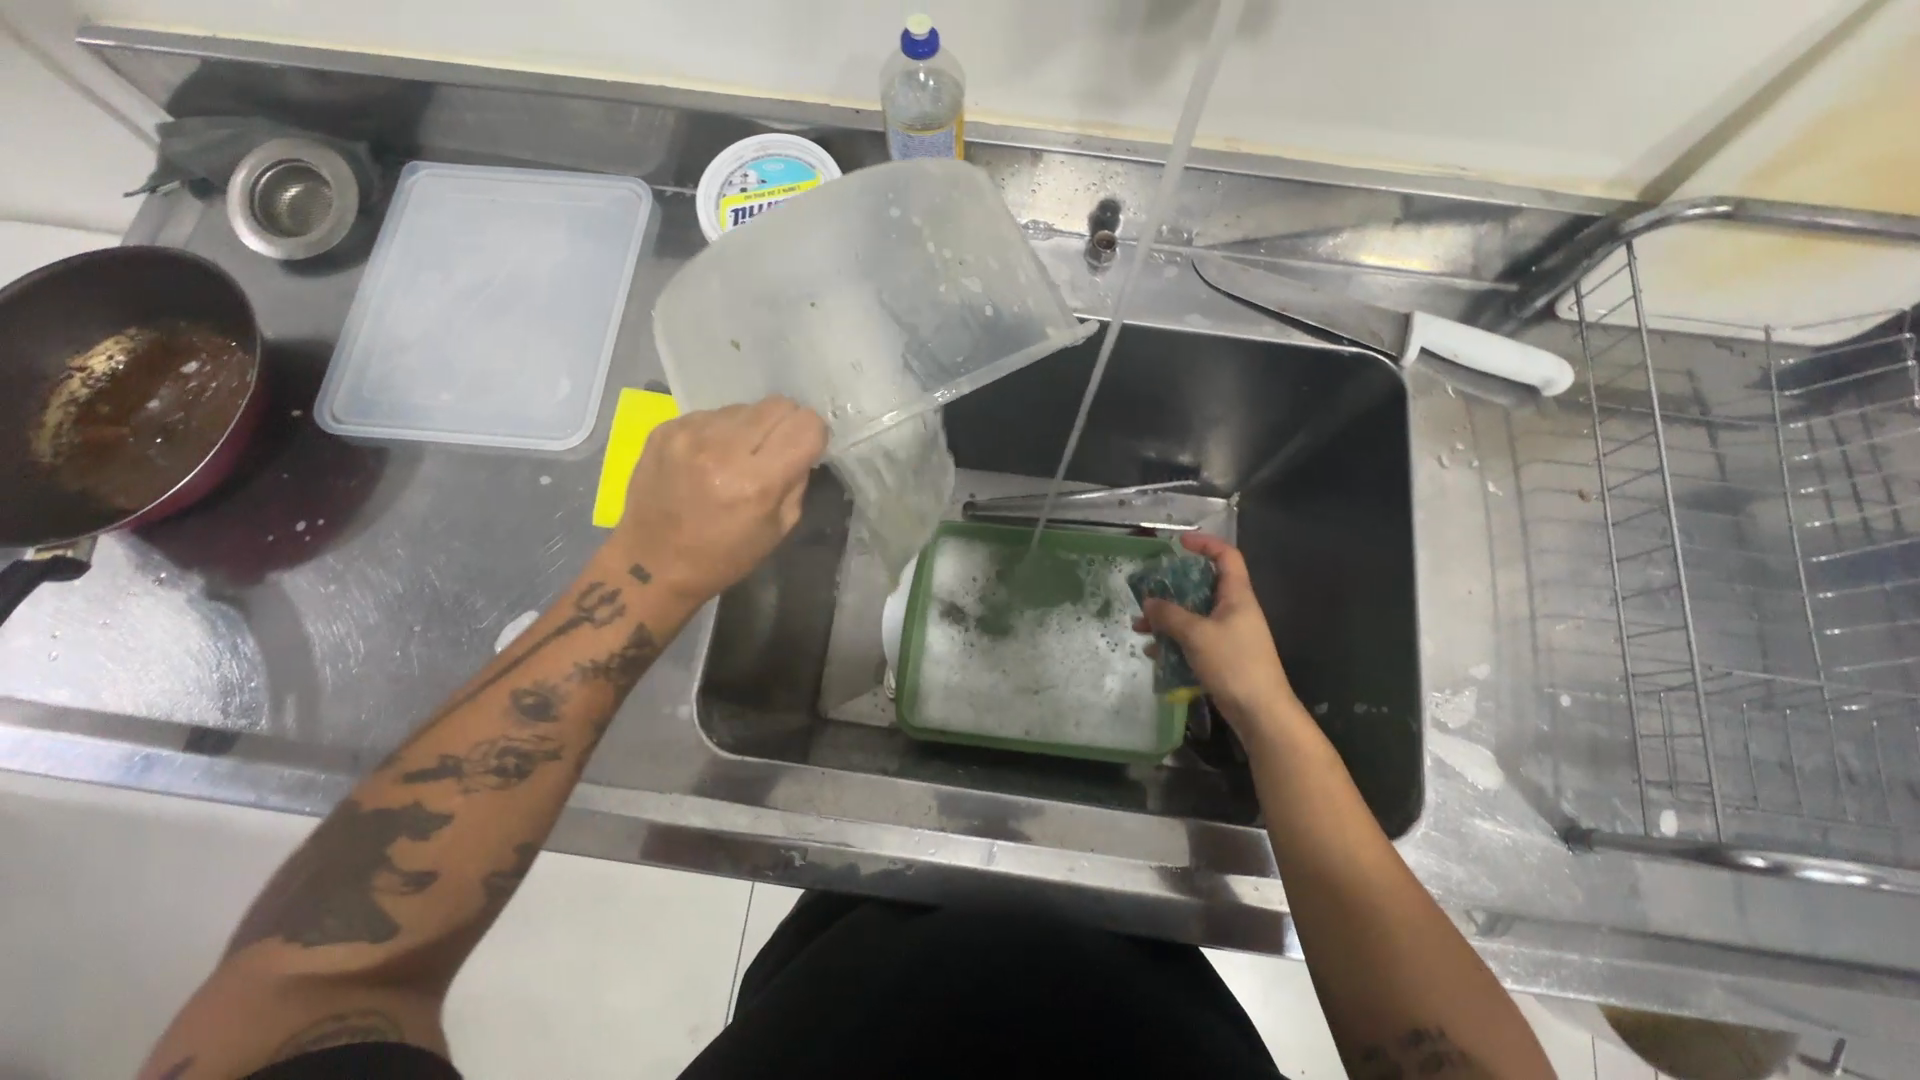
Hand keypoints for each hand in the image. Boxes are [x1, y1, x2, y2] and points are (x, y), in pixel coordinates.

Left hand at [614, 397, 826, 603]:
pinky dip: (718, 433)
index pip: (806, 424)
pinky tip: (706, 460)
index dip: (812, 436)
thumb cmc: (723, 557)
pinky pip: (711, 414)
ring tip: (734, 459)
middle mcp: (722, 448)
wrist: (651, 563)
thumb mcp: (778, 529)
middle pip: (779, 404)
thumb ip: (797, 481)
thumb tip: (803, 447)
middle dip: (784, 426)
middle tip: (772, 452)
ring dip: (749, 428)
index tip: (803, 452)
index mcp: (756, 482)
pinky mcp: (666, 428)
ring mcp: (689, 434)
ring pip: (744, 407)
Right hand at [1134, 533, 1302, 736]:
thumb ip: (1170, 615)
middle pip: (1203, 587)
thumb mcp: (1197, 635)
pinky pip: (1194, 640)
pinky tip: (1153, 653)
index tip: (1179, 543)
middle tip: (1147, 592)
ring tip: (1140, 627)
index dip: (1205, 544)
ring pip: (1194, 616)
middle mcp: (1234, 610)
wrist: (1260, 711)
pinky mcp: (1222, 657)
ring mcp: (1229, 635)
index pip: (1226, 557)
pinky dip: (1174, 642)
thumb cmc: (1234, 664)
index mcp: (1237, 596)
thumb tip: (1149, 602)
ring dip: (1167, 619)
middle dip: (1172, 589)